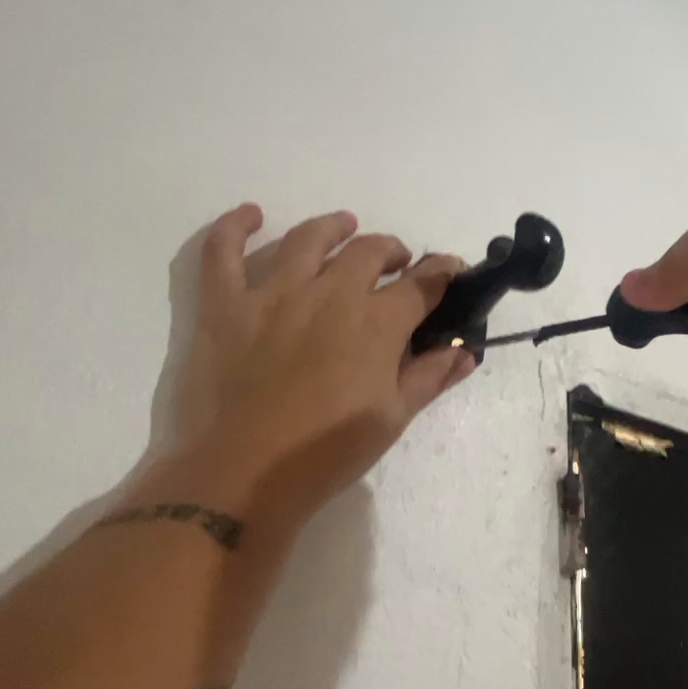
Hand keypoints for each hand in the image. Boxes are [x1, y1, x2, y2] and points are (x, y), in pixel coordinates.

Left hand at [162, 203, 473, 519]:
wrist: (243, 473)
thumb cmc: (328, 452)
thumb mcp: (392, 418)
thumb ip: (430, 377)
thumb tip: (464, 353)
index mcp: (376, 323)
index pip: (421, 284)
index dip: (442, 273)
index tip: (452, 271)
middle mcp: (329, 293)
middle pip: (368, 252)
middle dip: (392, 251)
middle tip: (398, 264)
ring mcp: (271, 292)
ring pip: (307, 239)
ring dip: (333, 228)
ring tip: (344, 228)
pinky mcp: (223, 303)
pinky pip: (223, 249)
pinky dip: (236, 226)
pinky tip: (252, 216)